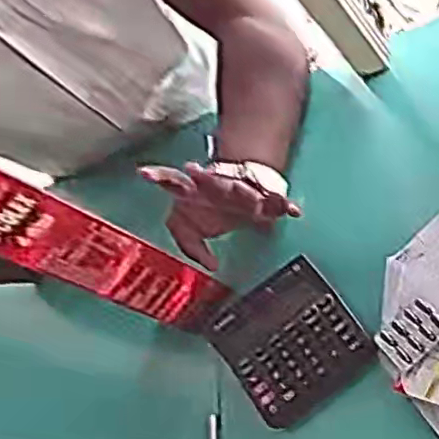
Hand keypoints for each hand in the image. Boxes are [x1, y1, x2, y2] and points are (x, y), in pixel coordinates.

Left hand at [140, 162, 300, 270]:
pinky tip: (293, 212)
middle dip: (202, 176)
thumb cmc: (212, 210)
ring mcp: (242, 190)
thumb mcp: (192, 228)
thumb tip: (209, 266)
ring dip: (247, 193)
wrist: (243, 197)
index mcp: (192, 191)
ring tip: (255, 202)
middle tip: (194, 172)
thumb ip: (191, 247)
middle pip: (209, 180)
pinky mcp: (266, 198)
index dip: (159, 177)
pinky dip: (287, 206)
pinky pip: (280, 202)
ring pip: (244, 189)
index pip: (172, 182)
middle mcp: (216, 187)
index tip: (144, 173)